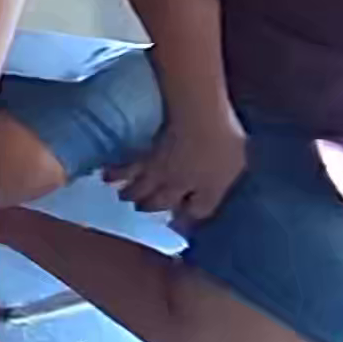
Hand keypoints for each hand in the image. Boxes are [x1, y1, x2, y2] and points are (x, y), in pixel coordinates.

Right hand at [108, 114, 247, 220]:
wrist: (200, 119)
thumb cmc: (226, 138)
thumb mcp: (237, 163)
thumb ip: (223, 178)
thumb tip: (216, 184)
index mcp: (209, 189)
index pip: (197, 211)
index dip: (189, 218)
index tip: (181, 222)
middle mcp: (181, 186)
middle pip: (161, 204)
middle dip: (152, 207)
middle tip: (143, 209)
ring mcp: (160, 173)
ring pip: (139, 191)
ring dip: (130, 195)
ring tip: (122, 196)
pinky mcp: (143, 158)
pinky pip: (126, 170)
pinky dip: (115, 174)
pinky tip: (105, 175)